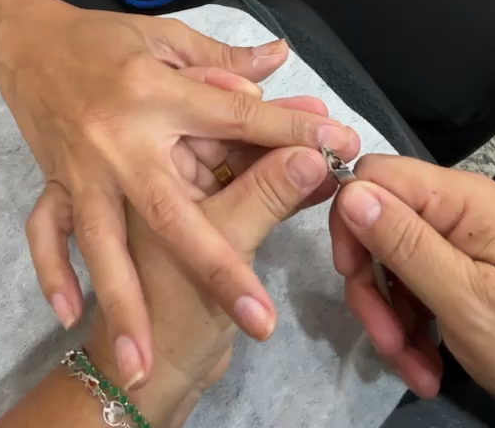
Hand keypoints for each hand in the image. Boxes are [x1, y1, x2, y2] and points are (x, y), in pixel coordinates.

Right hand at [0, 0, 360, 387]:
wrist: (28, 39)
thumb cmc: (103, 36)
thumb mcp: (165, 37)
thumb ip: (222, 57)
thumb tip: (281, 57)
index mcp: (154, 91)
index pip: (234, 116)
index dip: (290, 131)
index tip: (339, 149)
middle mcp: (119, 137)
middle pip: (172, 209)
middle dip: (214, 265)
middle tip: (258, 318)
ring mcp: (80, 166)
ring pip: (103, 242)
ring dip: (124, 302)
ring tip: (146, 362)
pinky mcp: (51, 180)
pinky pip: (45, 233)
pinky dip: (54, 273)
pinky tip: (72, 314)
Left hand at [82, 142, 337, 425]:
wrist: (155, 374)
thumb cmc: (173, 303)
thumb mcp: (223, 239)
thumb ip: (266, 193)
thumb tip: (314, 153)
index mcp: (152, 152)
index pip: (218, 120)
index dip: (276, 121)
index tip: (326, 120)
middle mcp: (167, 159)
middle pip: (236, 136)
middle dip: (290, 134)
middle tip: (341, 131)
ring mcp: (190, 188)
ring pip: (248, 162)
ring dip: (293, 159)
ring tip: (342, 146)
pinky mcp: (211, 216)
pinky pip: (251, 189)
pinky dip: (287, 187)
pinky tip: (323, 178)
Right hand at [329, 155, 494, 426]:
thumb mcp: (467, 301)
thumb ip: (405, 244)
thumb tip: (349, 191)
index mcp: (460, 198)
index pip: (374, 176)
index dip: (351, 220)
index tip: (351, 276)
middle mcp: (457, 207)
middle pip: (378, 223)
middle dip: (373, 285)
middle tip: (385, 340)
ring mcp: (461, 240)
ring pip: (391, 262)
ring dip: (391, 317)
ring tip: (413, 366)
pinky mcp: (465, 270)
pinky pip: (416, 285)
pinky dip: (412, 326)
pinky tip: (426, 364)